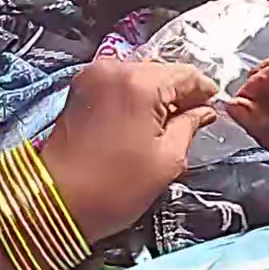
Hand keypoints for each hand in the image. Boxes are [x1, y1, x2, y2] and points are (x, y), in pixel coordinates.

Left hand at [39, 59, 219, 242]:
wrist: (54, 201)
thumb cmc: (114, 187)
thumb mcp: (166, 160)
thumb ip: (190, 126)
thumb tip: (204, 111)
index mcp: (139, 83)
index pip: (186, 74)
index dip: (205, 91)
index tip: (215, 108)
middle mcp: (114, 68)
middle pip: (161, 70)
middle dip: (179, 92)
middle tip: (193, 119)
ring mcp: (92, 76)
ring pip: (140, 74)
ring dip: (156, 95)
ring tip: (166, 124)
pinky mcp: (79, 88)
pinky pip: (118, 82)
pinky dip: (133, 96)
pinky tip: (141, 120)